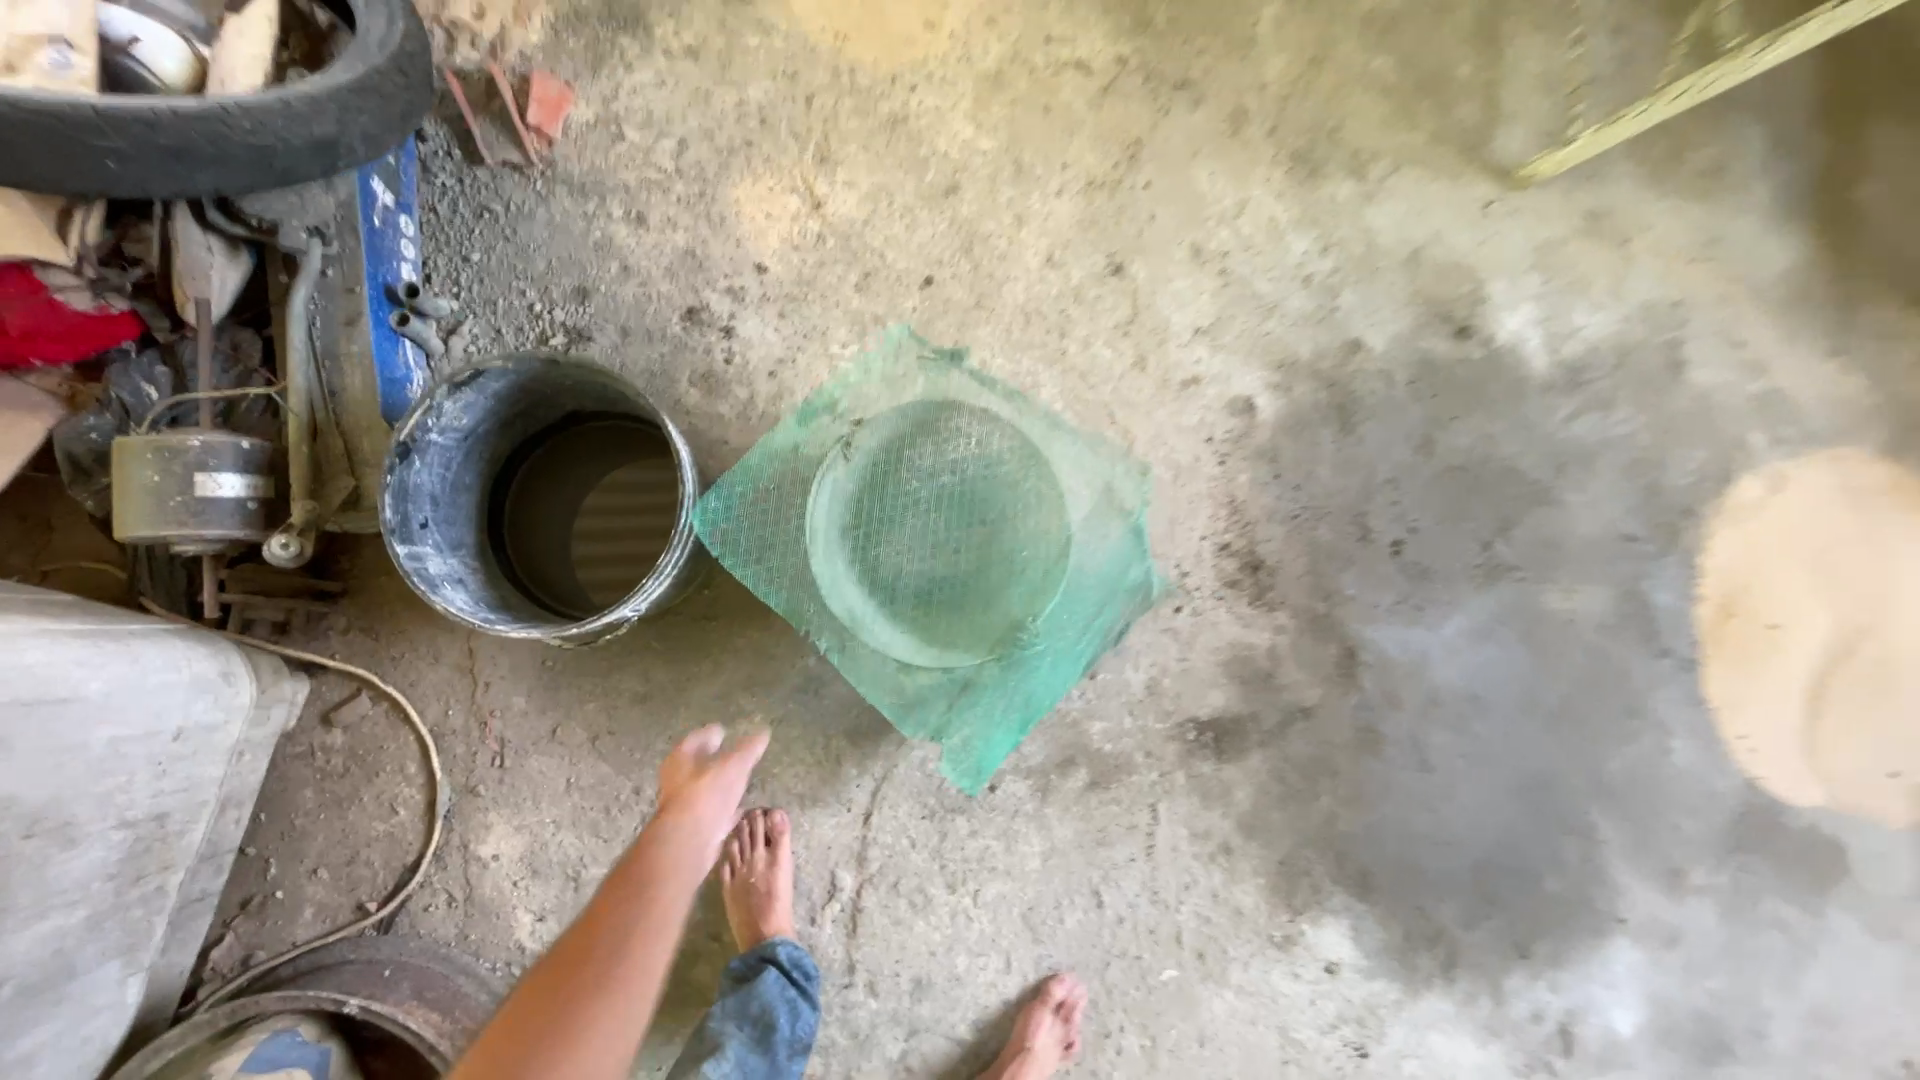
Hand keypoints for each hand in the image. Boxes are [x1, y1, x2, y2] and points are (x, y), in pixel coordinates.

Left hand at [652, 724, 769, 865]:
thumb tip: (763, 732)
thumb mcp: (735, 765)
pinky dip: (723, 806)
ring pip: (704, 787)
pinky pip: (711, 809)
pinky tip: (738, 807)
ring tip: (739, 780)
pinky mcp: (692, 824)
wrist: (688, 840)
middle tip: (733, 754)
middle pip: (698, 763)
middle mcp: (677, 778)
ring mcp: (683, 803)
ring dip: (719, 783)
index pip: (698, 737)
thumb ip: (748, 749)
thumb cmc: (707, 793)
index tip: (725, 731)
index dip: (713, 733)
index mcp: (681, 757)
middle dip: (714, 758)